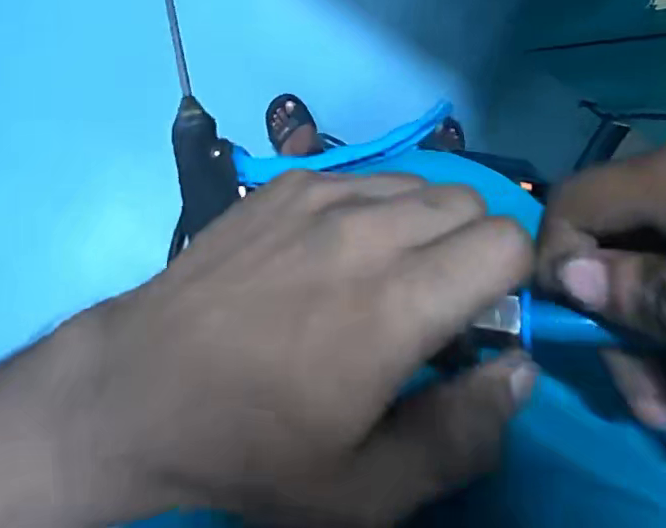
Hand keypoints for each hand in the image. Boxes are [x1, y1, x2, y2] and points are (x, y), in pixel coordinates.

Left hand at [27, 169, 536, 525]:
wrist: (142, 386)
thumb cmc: (254, 447)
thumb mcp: (365, 489)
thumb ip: (464, 432)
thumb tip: (523, 369)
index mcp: (399, 302)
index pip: (508, 242)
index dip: (512, 282)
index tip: (483, 320)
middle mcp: (370, 228)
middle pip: (472, 202)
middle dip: (474, 250)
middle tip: (436, 300)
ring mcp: (325, 192)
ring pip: (422, 184)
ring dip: (427, 225)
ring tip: (386, 273)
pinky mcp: (291, 179)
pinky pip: (369, 176)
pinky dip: (378, 208)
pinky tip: (334, 251)